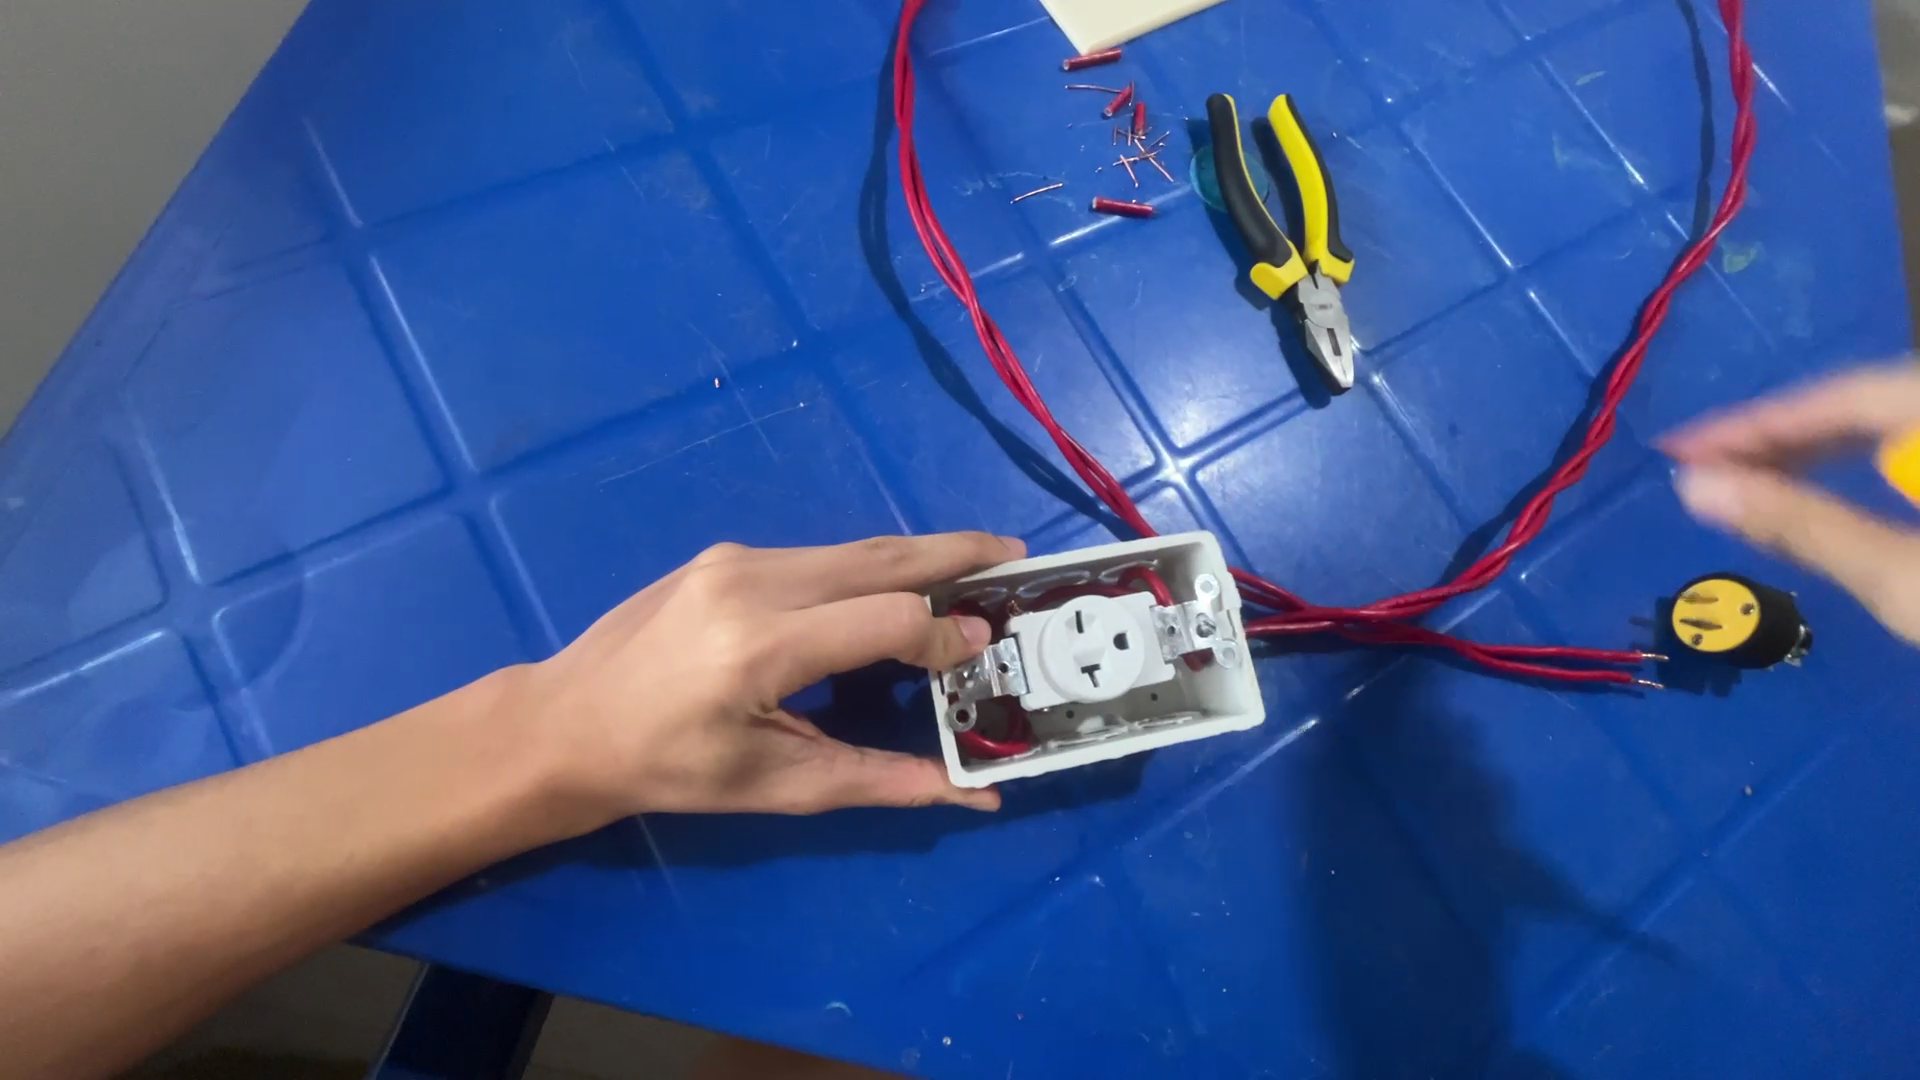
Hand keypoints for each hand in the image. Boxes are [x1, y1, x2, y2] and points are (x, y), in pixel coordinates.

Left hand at [509, 533, 1022, 829]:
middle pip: (880, 558)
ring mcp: (737, 558)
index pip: (885, 620)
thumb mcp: (774, 785)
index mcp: (760, 647)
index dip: (946, 633)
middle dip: (954, 552)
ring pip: (854, 549)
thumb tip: (969, 793)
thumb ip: (879, 781)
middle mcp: (752, 582)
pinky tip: (894, 583)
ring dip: (917, 556)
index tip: (986, 644)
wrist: (565, 721)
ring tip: (972, 562)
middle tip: (1014, 553)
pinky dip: (872, 566)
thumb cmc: (667, 770)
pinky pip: (821, 555)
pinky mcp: (729, 553)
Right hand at [1661, 361, 1919, 645]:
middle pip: (1891, 399)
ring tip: (1751, 479)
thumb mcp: (1918, 587)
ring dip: (1827, 449)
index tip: (1677, 451)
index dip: (1758, 420)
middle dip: (1788, 435)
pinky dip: (1882, 466)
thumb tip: (1694, 484)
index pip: (1862, 393)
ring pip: (1913, 424)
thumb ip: (1804, 526)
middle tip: (1703, 469)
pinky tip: (1833, 491)